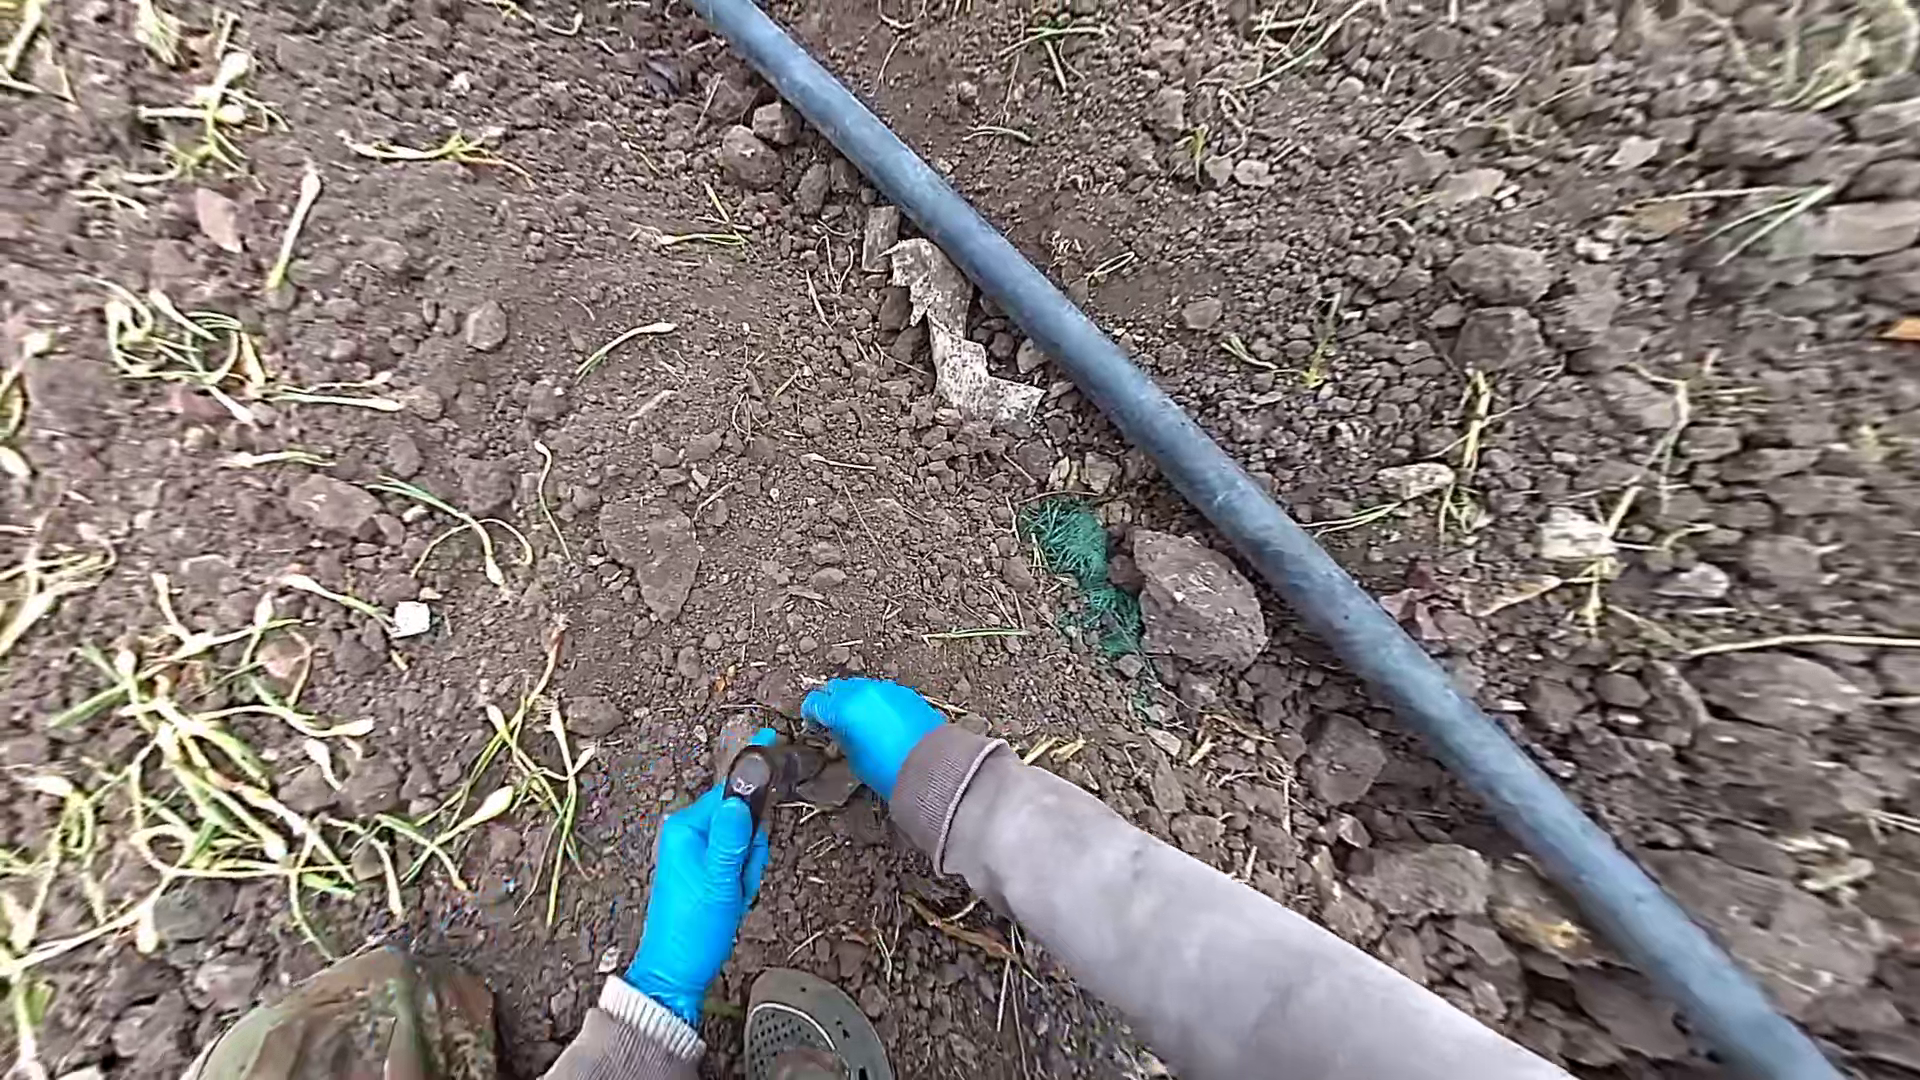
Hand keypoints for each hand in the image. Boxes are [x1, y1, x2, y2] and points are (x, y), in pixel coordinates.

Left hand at [625, 730, 774, 1025]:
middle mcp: (690, 830)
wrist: (676, 974)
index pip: (731, 791)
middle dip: (753, 841)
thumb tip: (740, 799)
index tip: (775, 741)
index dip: (756, 786)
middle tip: (743, 872)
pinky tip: (736, 892)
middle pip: (743, 812)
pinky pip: (739, 852)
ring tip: (737, 888)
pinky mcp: (707, 863)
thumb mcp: (718, 883)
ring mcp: (699, 847)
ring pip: (746, 834)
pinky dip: (745, 870)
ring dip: (750, 860)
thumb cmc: (692, 929)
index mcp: (687, 827)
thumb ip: (731, 839)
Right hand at [801, 678, 945, 800]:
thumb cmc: (889, 769)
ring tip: (858, 720)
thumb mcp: (854, 757)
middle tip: (833, 721)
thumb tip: (840, 729)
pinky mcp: (905, 692)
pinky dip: (875, 701)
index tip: (814, 725)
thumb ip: (842, 736)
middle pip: (836, 688)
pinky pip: (882, 691)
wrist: (931, 765)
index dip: (811, 714)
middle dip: (831, 702)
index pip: (816, 702)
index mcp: (844, 708)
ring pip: (860, 686)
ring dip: (854, 699)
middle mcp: (864, 692)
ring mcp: (886, 689)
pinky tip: (880, 719)